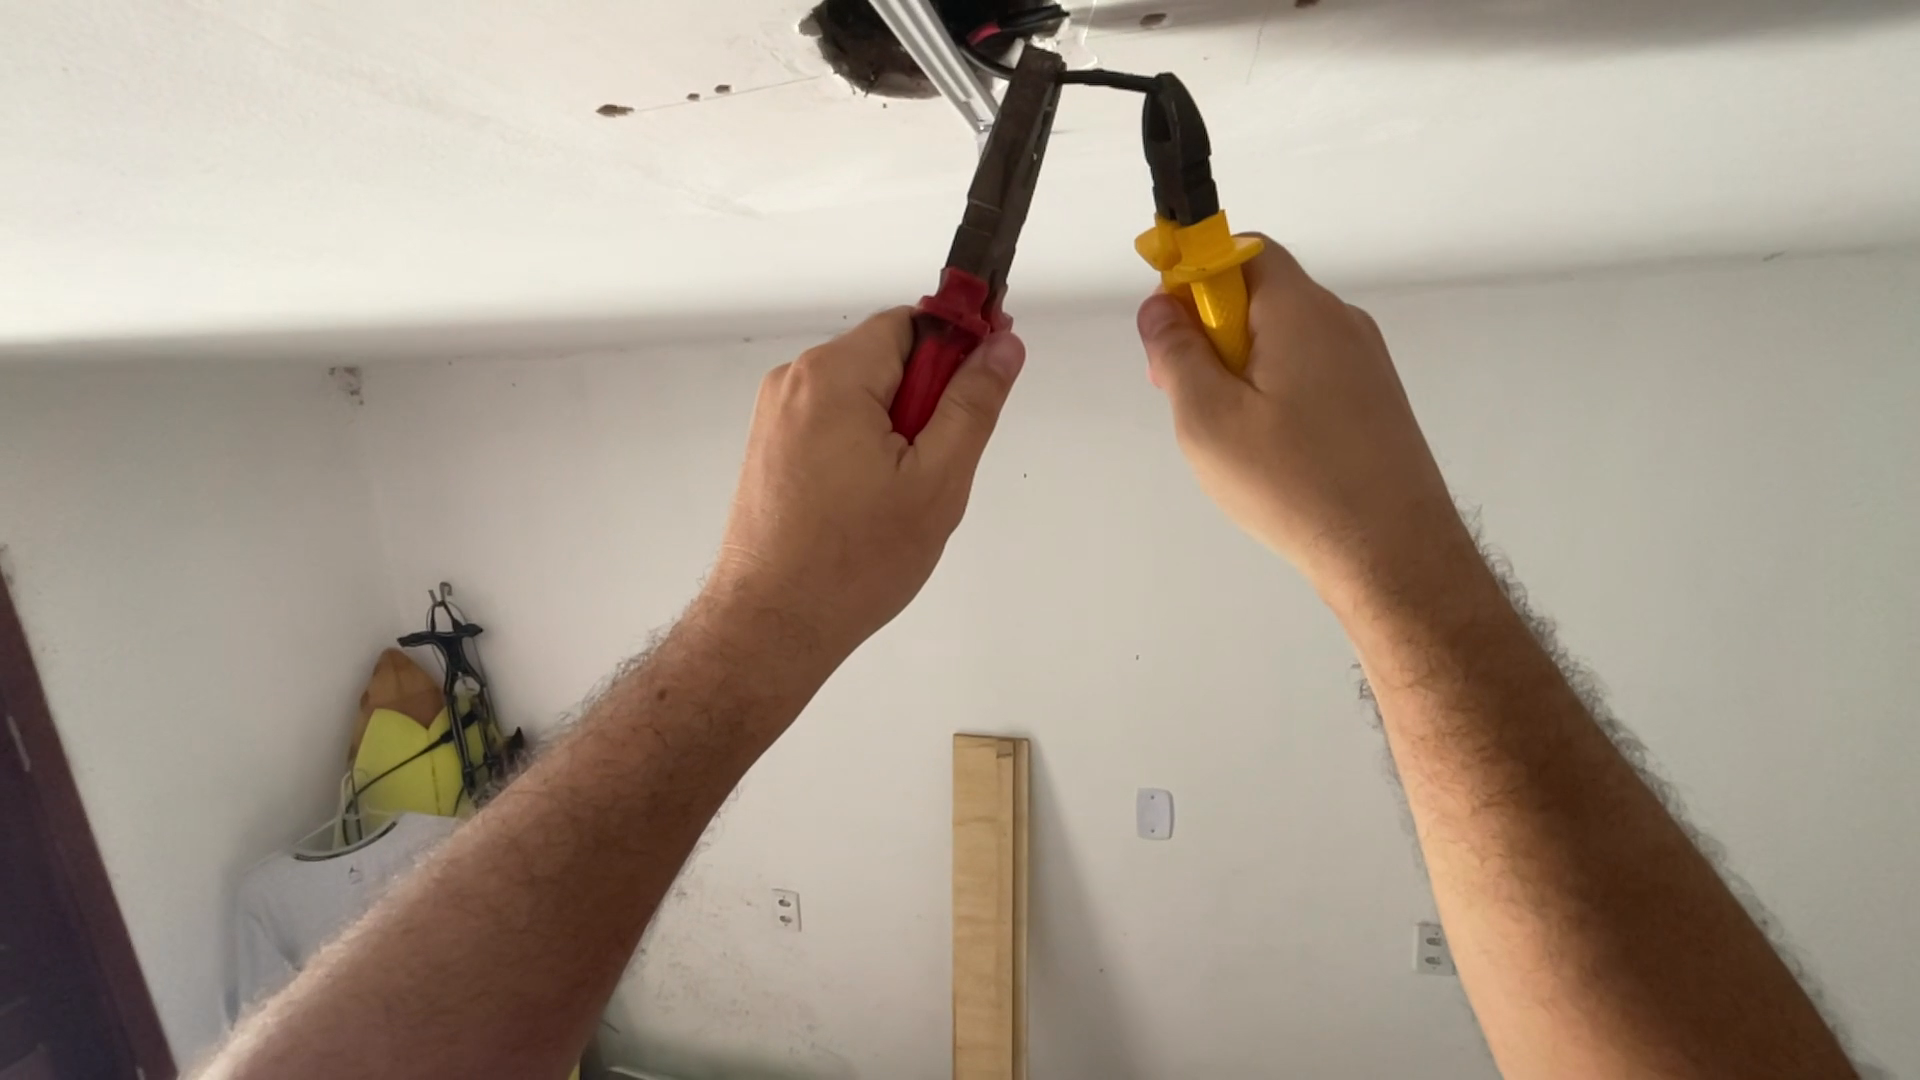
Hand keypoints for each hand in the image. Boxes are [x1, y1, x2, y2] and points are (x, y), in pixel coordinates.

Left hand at [707, 308, 1024, 655]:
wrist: (774, 624)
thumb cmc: (856, 560)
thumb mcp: (936, 480)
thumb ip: (973, 403)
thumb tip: (1002, 344)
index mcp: (834, 375)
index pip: (914, 324)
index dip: (960, 348)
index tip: (986, 385)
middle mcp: (795, 381)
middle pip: (887, 360)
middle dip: (926, 403)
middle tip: (936, 469)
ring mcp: (777, 417)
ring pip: (864, 398)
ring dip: (897, 432)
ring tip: (899, 497)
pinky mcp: (771, 449)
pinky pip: (835, 426)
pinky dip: (865, 450)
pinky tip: (869, 504)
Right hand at [1138, 238, 1469, 601]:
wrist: (1390, 551)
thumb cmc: (1290, 481)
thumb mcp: (1208, 418)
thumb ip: (1177, 354)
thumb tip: (1158, 307)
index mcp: (1300, 311)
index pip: (1242, 251)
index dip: (1192, 277)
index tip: (1166, 333)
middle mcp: (1339, 322)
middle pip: (1259, 297)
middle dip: (1208, 333)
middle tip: (1182, 396)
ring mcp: (1363, 363)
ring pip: (1280, 341)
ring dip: (1237, 370)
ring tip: (1222, 435)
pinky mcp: (1372, 402)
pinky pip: (1306, 374)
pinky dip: (1270, 394)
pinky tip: (1263, 450)